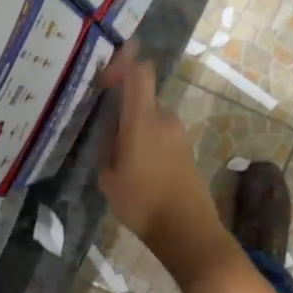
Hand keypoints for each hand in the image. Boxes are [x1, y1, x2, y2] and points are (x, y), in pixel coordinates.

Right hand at [98, 47, 231, 275]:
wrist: (186, 229)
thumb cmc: (142, 203)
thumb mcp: (108, 177)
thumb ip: (108, 146)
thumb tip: (112, 132)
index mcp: (143, 119)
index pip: (140, 72)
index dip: (124, 64)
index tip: (106, 80)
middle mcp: (165, 119)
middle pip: (144, 97)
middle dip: (125, 108)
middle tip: (107, 134)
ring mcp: (180, 133)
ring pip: (152, 118)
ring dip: (136, 128)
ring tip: (121, 159)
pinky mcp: (187, 149)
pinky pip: (162, 134)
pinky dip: (148, 142)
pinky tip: (138, 169)